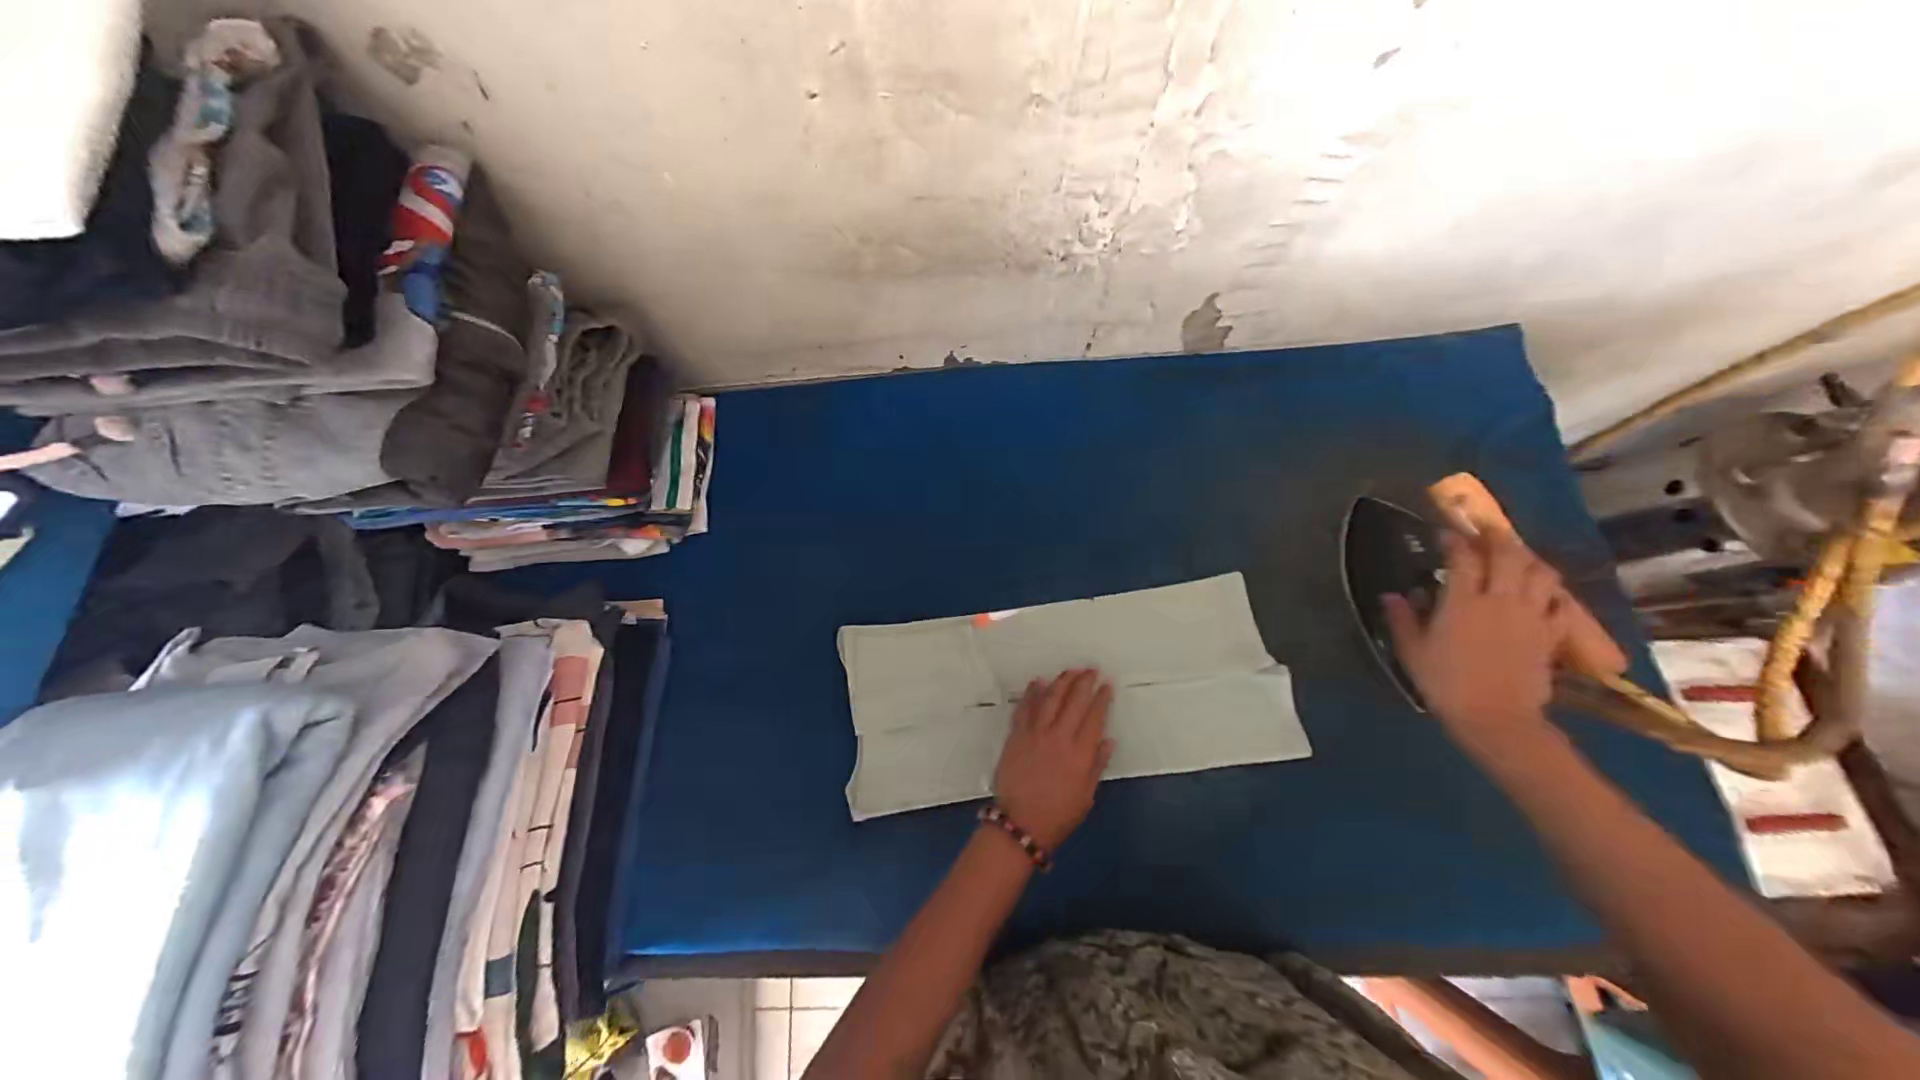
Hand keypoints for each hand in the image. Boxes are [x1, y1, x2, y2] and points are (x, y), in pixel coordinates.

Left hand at [992, 669, 1115, 848]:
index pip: (1094, 716)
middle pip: (1074, 701)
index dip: (1102, 698)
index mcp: (1080, 753)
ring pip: (1050, 698)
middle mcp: (1059, 737)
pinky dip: (1031, 693)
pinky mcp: (1016, 736)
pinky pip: (1024, 708)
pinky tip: (1037, 682)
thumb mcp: (1087, 795)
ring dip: (1061, 681)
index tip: (1106, 685)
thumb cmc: (1059, 815)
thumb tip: (1108, 740)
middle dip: (1084, 682)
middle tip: (1091, 670)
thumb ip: (1097, 764)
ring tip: (1070, 671)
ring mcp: (1035, 734)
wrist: (1021, 823)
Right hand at [1383, 531, 1568, 741]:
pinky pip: (1559, 602)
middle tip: (1486, 534)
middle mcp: (1500, 600)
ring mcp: (1531, 615)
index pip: (1463, 558)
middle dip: (1498, 539)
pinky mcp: (1550, 633)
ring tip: (1517, 558)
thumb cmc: (1445, 683)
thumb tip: (1391, 595)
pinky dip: (1551, 591)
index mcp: (1463, 602)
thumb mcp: (1412, 651)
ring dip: (1529, 559)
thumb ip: (1402, 619)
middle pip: (1509, 555)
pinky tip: (1541, 592)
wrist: (1496, 717)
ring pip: (1541, 572)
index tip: (1446, 534)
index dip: (1455, 541)